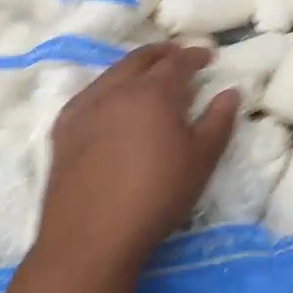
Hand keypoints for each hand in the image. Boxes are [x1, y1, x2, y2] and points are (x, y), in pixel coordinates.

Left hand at [37, 43, 239, 266]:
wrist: (91, 238)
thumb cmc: (157, 194)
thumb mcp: (202, 158)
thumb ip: (219, 120)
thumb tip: (230, 92)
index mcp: (153, 92)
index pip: (178, 61)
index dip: (195, 55)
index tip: (209, 56)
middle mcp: (116, 91)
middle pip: (140, 59)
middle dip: (163, 54)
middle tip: (179, 57)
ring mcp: (84, 110)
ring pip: (111, 74)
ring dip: (134, 68)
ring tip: (148, 78)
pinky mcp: (62, 132)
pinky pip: (87, 96)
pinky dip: (106, 88)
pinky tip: (110, 104)